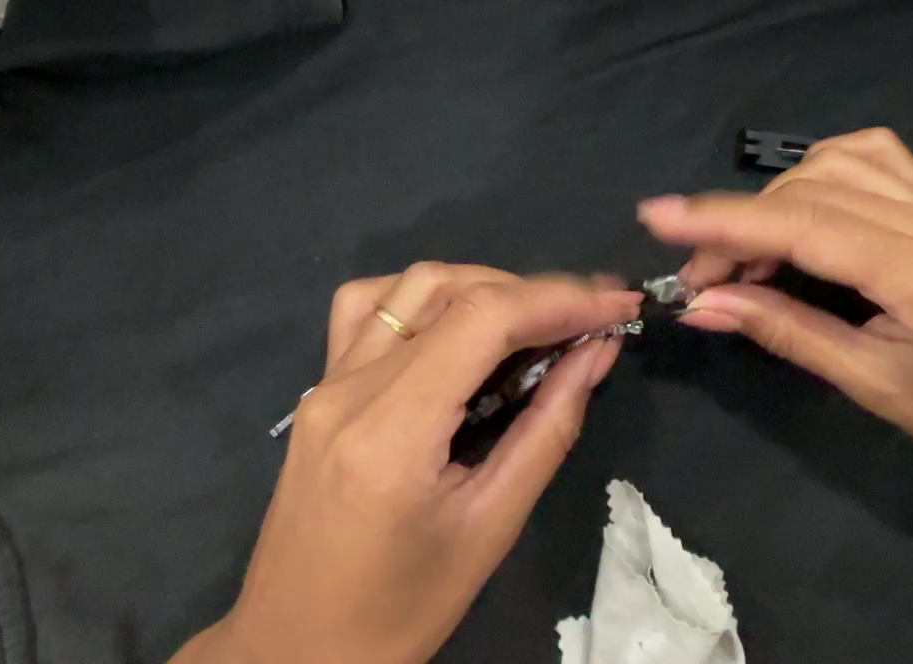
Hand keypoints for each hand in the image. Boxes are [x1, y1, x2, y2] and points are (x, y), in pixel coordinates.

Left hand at [173, 264, 639, 663]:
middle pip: (452, 290)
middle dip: (534, 294)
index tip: (617, 303)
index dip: (559, 298)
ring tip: (534, 323)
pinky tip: (456, 324)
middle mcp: (350, 388)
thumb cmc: (403, 609)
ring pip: (412, 286)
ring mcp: (325, 382)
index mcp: (392, 432)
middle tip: (590, 319)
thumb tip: (598, 350)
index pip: (483, 319)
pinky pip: (368, 308)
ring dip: (484, 287)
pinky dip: (424, 297)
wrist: (295, 651)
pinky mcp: (319, 387)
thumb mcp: (492, 526)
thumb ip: (550, 427)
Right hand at [637, 128, 912, 509]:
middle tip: (702, 278)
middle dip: (740, 225)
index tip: (657, 215)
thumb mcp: (876, 389)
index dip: (724, 218)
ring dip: (775, 199)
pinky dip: (818, 174)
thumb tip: (705, 303)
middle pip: (812, 190)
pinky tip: (802, 212)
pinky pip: (870, 158)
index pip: (807, 225)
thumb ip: (787, 331)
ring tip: (750, 252)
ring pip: (837, 162)